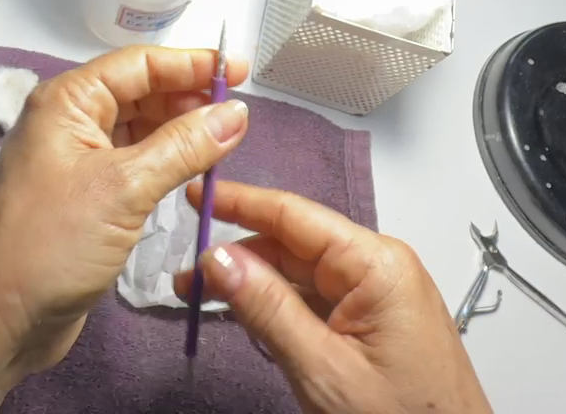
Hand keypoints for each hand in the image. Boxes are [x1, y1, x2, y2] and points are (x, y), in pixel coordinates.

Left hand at [0, 45, 250, 392]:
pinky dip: (168, 160)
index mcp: (69, 100)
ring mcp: (79, 158)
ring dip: (181, 130)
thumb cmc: (48, 244)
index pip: (139, 65)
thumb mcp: (124, 188)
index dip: (191, 64)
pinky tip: (196, 167)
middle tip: (238, 110)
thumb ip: (183, 146)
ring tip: (226, 137)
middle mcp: (72, 120)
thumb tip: (234, 113)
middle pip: (141, 92)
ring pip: (141, 127)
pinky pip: (137, 160)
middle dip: (188, 97)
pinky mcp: (88, 193)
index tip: (236, 70)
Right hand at [177, 181, 491, 413]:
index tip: (195, 192)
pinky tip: (245, 314)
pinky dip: (277, 306)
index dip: (240, 202)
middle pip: (292, 244)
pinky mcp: (373, 323)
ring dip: (253, 283)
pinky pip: (314, 300)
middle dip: (239, 254)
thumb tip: (216, 257)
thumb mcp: (325, 372)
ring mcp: (377, 295)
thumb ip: (267, 308)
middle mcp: (378, 266)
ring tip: (202, 297)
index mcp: (376, 263)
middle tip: (187, 274)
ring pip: (299, 274)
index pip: (294, 215)